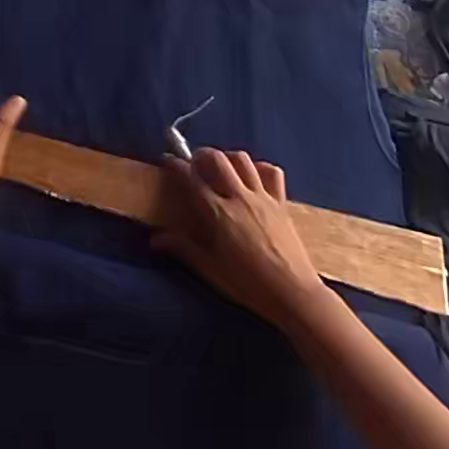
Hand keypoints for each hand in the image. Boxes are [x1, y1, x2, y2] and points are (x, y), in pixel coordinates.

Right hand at [154, 148, 327, 329]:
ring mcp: (262, 197)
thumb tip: (154, 239)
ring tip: (221, 165)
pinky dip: (260, 167)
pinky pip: (272, 172)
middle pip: (217, 159)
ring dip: (228, 156)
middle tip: (194, 162)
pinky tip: (253, 175)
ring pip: (243, 160)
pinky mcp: (281, 202)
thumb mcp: (211, 269)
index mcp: (218, 213)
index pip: (191, 179)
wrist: (293, 293)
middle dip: (201, 154)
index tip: (168, 160)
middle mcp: (238, 197)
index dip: (176, 165)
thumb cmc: (248, 284)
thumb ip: (184, 248)